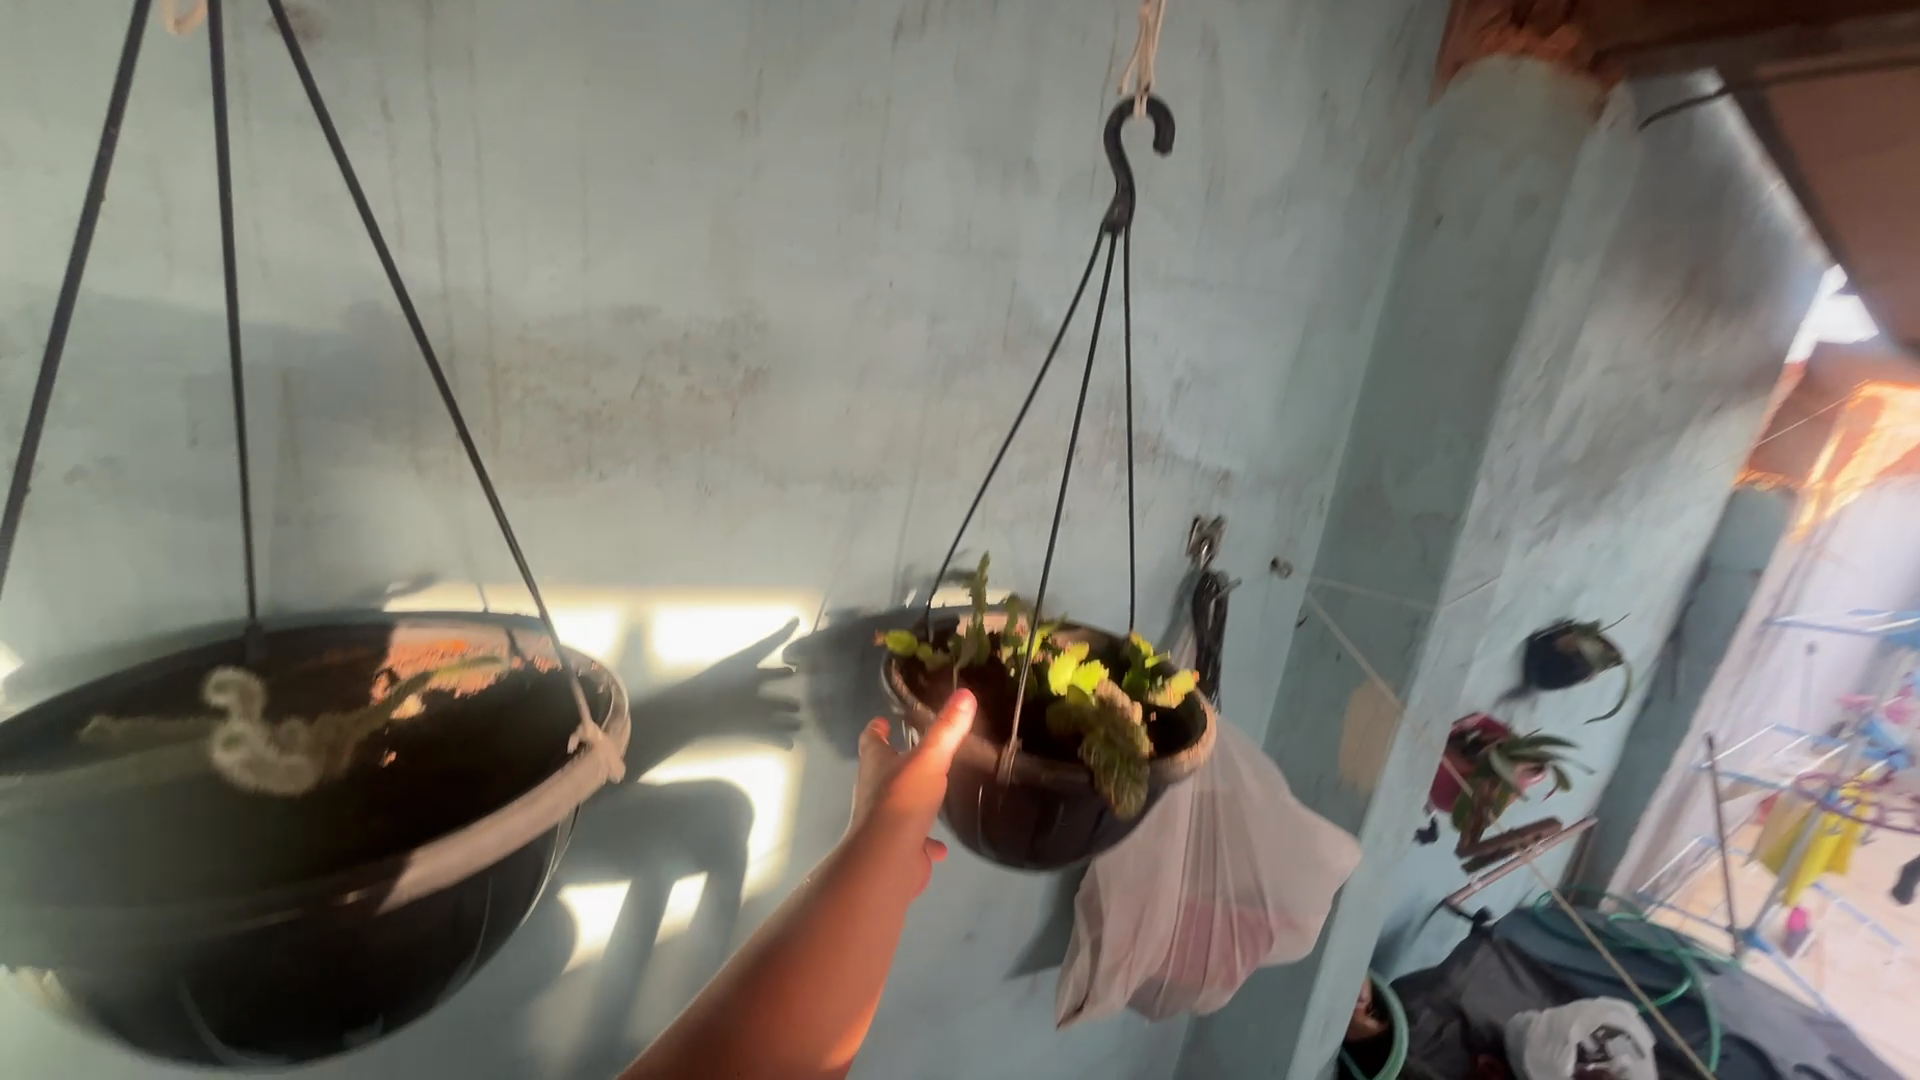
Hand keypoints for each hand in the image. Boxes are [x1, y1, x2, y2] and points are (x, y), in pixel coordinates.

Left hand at [847, 690, 976, 894]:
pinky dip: (926, 841)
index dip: (876, 729)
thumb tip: (965, 694)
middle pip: (882, 770)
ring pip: (898, 805)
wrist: (888, 858)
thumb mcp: (930, 758)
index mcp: (876, 764)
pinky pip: (915, 841)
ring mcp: (885, 821)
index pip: (871, 739)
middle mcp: (875, 790)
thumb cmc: (903, 799)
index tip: (882, 720)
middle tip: (916, 751)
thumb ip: (947, 729)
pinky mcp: (898, 847)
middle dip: (895, 761)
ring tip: (933, 794)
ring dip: (911, 800)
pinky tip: (941, 847)